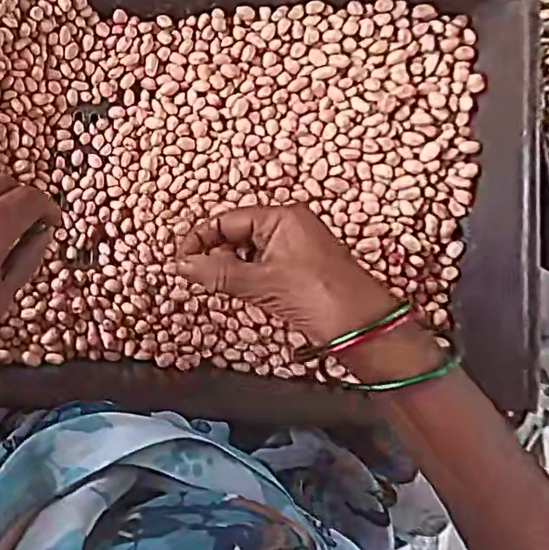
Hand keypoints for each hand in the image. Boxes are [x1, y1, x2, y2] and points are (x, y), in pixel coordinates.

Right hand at [174, 205, 400, 344]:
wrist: (368, 332)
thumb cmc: (321, 298)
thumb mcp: (261, 283)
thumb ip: (217, 273)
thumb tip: (180, 265)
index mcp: (282, 217)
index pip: (225, 221)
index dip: (199, 241)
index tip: (181, 263)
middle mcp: (288, 227)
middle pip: (233, 235)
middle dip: (213, 256)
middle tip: (196, 278)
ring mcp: (294, 249)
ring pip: (245, 253)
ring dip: (228, 270)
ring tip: (218, 288)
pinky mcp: (297, 271)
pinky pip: (258, 268)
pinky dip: (244, 280)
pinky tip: (239, 293)